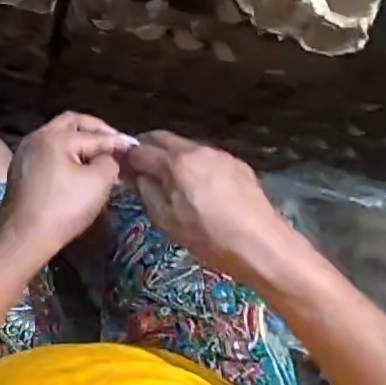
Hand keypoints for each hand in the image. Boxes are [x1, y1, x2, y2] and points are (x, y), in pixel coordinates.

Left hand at [0, 112, 135, 259]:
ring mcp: (25, 151)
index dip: (116, 141)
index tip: (133, 147)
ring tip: (97, 154)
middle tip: (113, 141)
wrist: (24, 236)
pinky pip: (47, 150)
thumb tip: (109, 156)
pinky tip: (76, 166)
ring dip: (78, 140)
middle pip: (71, 123)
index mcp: (55, 137)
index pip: (93, 135)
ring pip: (57, 135)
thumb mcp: (98, 184)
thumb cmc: (63, 208)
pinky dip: (64, 152)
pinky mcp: (20, 167)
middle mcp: (36, 137)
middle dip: (95, 130)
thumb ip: (110, 161)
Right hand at [123, 131, 311, 284]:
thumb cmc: (210, 238)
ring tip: (171, 181)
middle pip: (161, 138)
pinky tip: (199, 188)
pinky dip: (193, 164)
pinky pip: (205, 156)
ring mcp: (219, 154)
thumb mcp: (167, 221)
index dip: (126, 159)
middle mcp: (196, 149)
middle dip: (146, 149)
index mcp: (176, 162)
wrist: (265, 247)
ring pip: (184, 145)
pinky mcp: (237, 163)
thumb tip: (136, 174)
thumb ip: (146, 191)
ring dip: (171, 156)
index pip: (139, 150)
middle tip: (140, 170)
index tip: (120, 169)